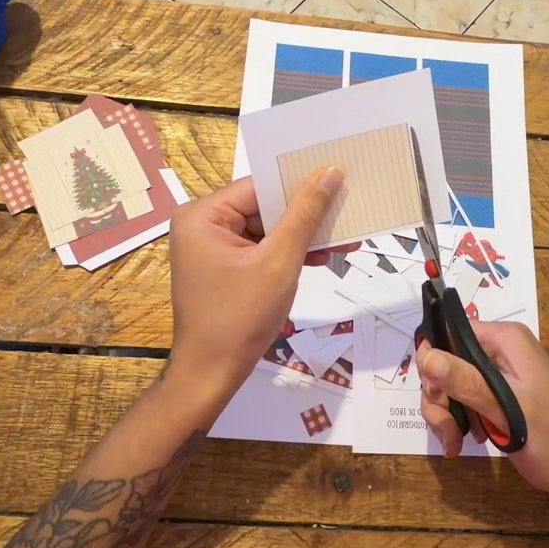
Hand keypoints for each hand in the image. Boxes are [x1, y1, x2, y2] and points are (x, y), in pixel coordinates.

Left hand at [166, 169, 343, 411]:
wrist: (211, 374)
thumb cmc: (240, 317)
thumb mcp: (279, 262)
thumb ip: (305, 215)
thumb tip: (329, 173)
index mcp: (203, 215)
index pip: (259, 186)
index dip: (299, 183)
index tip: (338, 178)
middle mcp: (201, 225)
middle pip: (263, 206)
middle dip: (305, 214)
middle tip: (347, 209)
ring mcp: (210, 247)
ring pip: (266, 229)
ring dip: (301, 236)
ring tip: (343, 238)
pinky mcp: (222, 267)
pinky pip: (260, 249)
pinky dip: (287, 254)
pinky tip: (321, 257)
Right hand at [417, 321, 548, 500]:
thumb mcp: (504, 410)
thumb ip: (465, 381)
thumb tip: (426, 355)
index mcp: (505, 339)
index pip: (449, 332)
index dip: (432, 363)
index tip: (435, 397)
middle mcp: (499, 348)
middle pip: (445, 361)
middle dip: (439, 397)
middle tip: (447, 431)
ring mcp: (498, 370)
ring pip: (448, 381)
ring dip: (445, 413)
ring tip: (455, 442)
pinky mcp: (496, 391)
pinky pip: (462, 396)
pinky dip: (456, 418)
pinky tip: (461, 441)